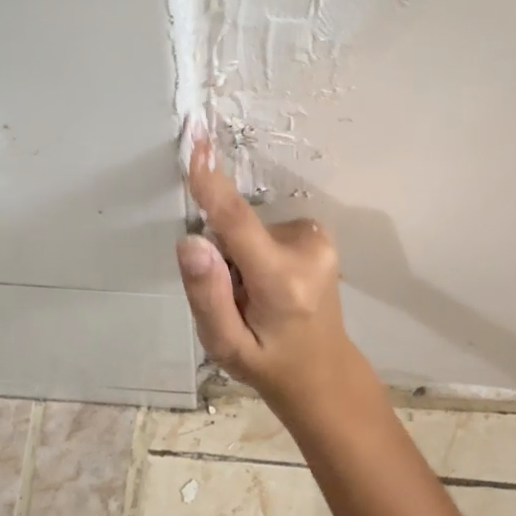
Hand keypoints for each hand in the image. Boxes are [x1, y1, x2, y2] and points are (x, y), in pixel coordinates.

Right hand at [176, 131, 365, 407]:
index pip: (238, 220)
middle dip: (223, 253)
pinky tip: (270, 285)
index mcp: (282, 281)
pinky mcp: (319, 234)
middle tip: (235, 297)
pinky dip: (258, 251)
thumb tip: (192, 241)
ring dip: (242, 255)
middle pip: (238, 226)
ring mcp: (319, 239)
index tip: (196, 143)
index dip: (213, 183)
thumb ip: (207, 295)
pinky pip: (267, 230)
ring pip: (253, 228)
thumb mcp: (226, 345)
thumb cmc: (270, 364)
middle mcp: (308, 249)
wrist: (323, 372)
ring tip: (255, 296)